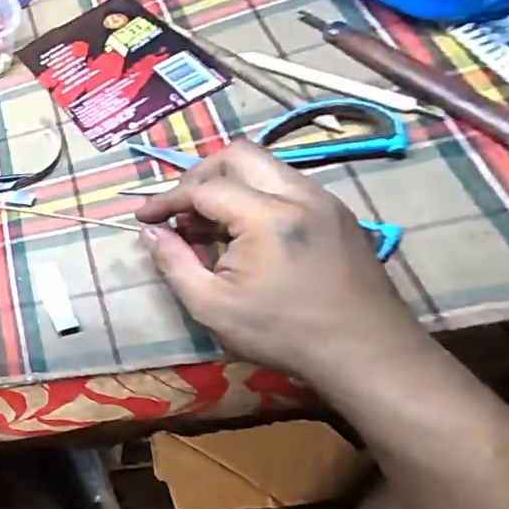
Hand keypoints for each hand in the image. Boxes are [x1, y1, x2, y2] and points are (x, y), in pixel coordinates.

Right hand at [133, 142, 430, 386]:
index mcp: (268, 217)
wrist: (366, 353)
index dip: (166, 200)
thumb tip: (150, 233)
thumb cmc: (280, 332)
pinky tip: (241, 235)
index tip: (142, 219)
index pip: (204, 187)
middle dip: (198, 177)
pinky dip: (253, 197)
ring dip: (227, 186)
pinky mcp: (337, 216)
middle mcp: (301, 196)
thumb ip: (173, 262)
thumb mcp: (209, 304)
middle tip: (178, 211)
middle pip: (239, 155)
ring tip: (206, 227)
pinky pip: (285, 186)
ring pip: (265, 168)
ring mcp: (325, 203)